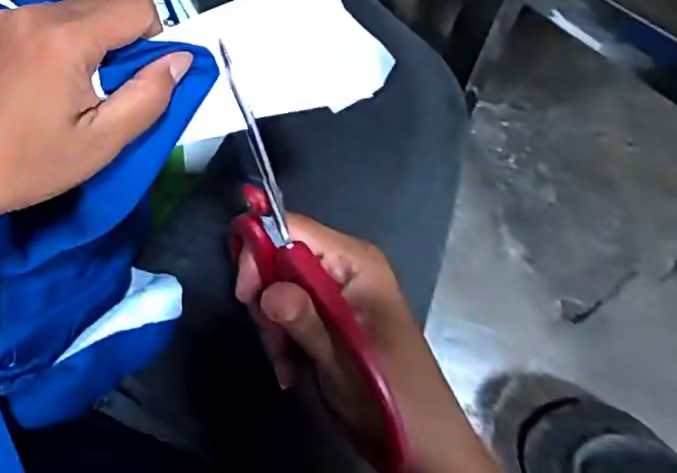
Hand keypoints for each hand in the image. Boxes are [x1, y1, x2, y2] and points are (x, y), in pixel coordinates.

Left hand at [0, 0, 192, 230]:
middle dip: (114, 39)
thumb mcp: (102, 142)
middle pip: (101, 5)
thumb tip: (180, 57)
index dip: (149, 39)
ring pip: (67, 9)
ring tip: (61, 83)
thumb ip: (149, 95)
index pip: (136, 7)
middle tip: (97, 87)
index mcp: (66, 37)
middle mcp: (34, 12)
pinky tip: (29, 76)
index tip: (132, 76)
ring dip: (79, 36)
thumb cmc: (31, 163)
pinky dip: (44, 37)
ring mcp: (3, 16)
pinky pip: (33, 17)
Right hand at [235, 213, 496, 472]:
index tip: (246, 293)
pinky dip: (279, 333)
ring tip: (284, 358)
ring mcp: (335, 288)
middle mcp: (343, 265)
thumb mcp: (346, 362)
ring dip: (270, 321)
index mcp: (354, 261)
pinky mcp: (327, 311)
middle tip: (271, 335)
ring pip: (275, 282)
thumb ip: (305, 321)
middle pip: (276, 253)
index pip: (288, 226)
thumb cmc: (396, 402)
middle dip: (265, 295)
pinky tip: (289, 364)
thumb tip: (267, 293)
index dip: (259, 250)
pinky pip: (285, 305)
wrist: (430, 452)